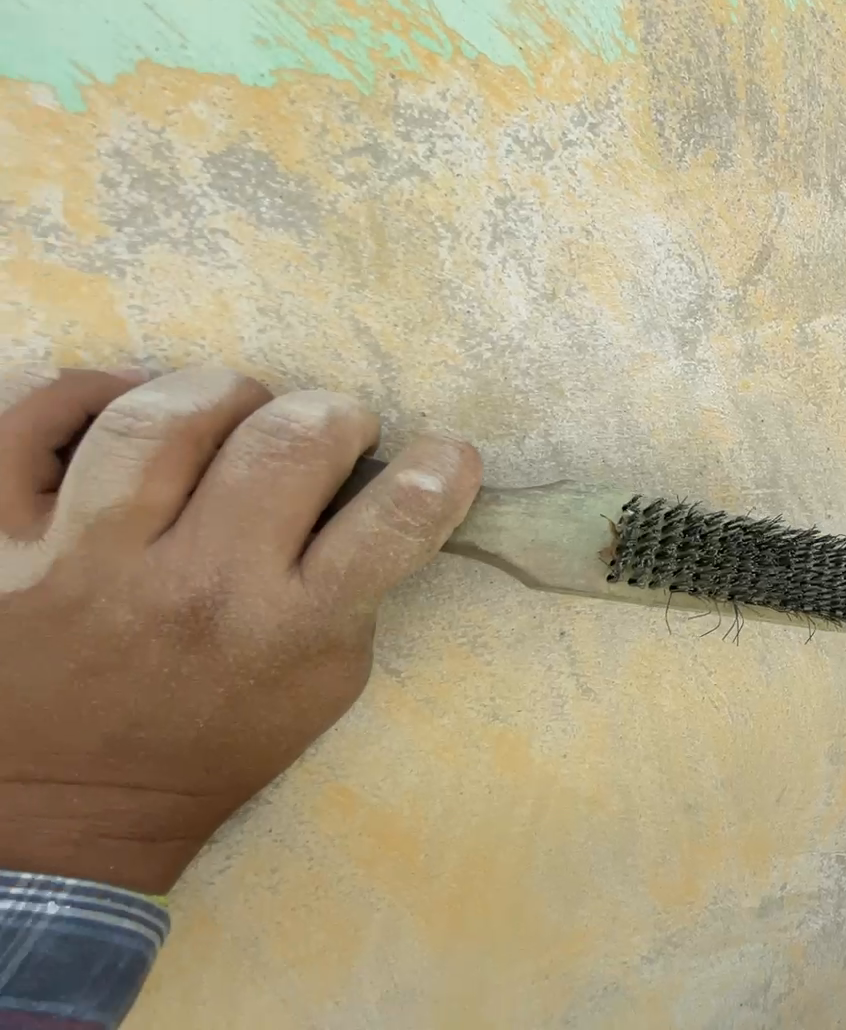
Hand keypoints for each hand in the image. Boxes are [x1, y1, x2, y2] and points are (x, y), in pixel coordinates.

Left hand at [0, 366, 480, 893]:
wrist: (56, 811)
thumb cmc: (223, 740)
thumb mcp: (332, 677)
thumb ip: (358, 589)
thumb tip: (377, 499)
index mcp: (295, 624)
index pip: (397, 520)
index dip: (441, 469)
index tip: (447, 454)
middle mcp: (198, 585)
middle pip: (288, 446)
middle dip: (334, 414)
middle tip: (335, 425)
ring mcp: (79, 561)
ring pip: (159, 420)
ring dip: (224, 392)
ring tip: (238, 405)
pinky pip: (20, 424)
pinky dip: (88, 391)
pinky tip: (130, 399)